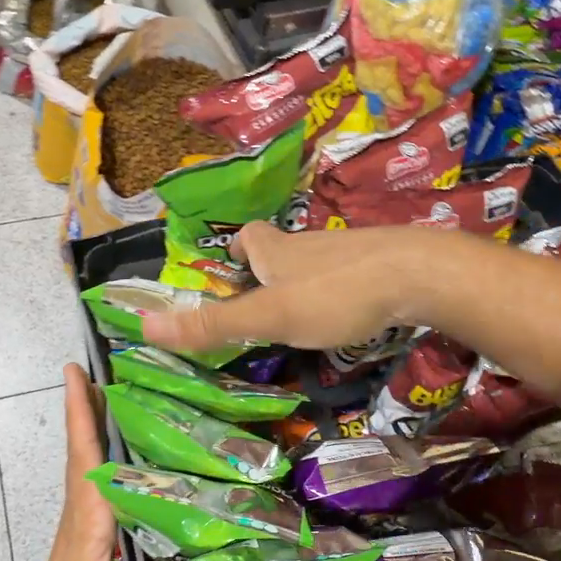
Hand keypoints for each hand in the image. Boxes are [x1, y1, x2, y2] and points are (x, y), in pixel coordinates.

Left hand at [14, 364, 189, 560]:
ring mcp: (82, 529)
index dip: (80, 416)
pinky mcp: (88, 541)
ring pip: (89, 466)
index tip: (74, 372)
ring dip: (97, 427)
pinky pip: (98, 485)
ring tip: (121, 392)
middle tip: (108, 363)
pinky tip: (131, 455)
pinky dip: (106, 456)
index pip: (84, 461)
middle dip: (90, 406)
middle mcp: (81, 519)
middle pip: (84, 451)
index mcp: (87, 528)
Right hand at [141, 221, 447, 353]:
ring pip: (314, 262)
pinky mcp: (378, 263)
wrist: (416, 273)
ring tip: (299, 312)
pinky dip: (337, 289)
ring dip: (301, 281)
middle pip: (280, 248)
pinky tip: (346, 313)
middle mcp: (307, 243)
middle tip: (260, 298)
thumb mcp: (268, 317)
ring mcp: (346, 251)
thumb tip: (144, 324)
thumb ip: (213, 325)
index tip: (230, 263)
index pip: (249, 236)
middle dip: (267, 268)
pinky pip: (347, 272)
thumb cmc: (334, 294)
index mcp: (275, 249)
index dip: (237, 248)